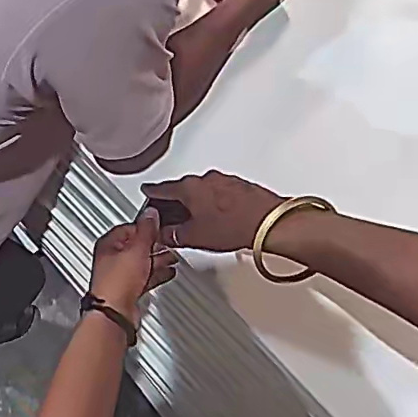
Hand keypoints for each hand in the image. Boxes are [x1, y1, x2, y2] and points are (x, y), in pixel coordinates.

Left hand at [89, 208, 177, 313]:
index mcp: (108, 244)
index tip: (159, 226)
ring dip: (157, 259)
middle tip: (167, 241)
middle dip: (153, 244)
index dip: (146, 227)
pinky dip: (155, 274)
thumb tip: (150, 214)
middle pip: (135, 246)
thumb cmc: (117, 282)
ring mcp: (119, 276)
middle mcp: (111, 260)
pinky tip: (167, 273)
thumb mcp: (137, 249)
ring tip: (172, 256)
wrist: (116, 313)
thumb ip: (146, 231)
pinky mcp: (127, 291)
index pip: (129, 228)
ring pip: (141, 263)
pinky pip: (144, 277)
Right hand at [141, 171, 286, 253]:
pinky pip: (221, 192)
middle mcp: (206, 179)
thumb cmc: (235, 225)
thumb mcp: (195, 237)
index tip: (147, 190)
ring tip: (203, 223)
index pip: (162, 188)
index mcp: (189, 188)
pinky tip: (222, 219)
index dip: (152, 192)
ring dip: (200, 203)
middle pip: (184, 189)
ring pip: (204, 190)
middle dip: (178, 202)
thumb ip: (175, 234)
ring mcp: (225, 181)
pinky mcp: (241, 186)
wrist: (269, 222)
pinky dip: (217, 203)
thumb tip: (167, 235)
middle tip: (175, 217)